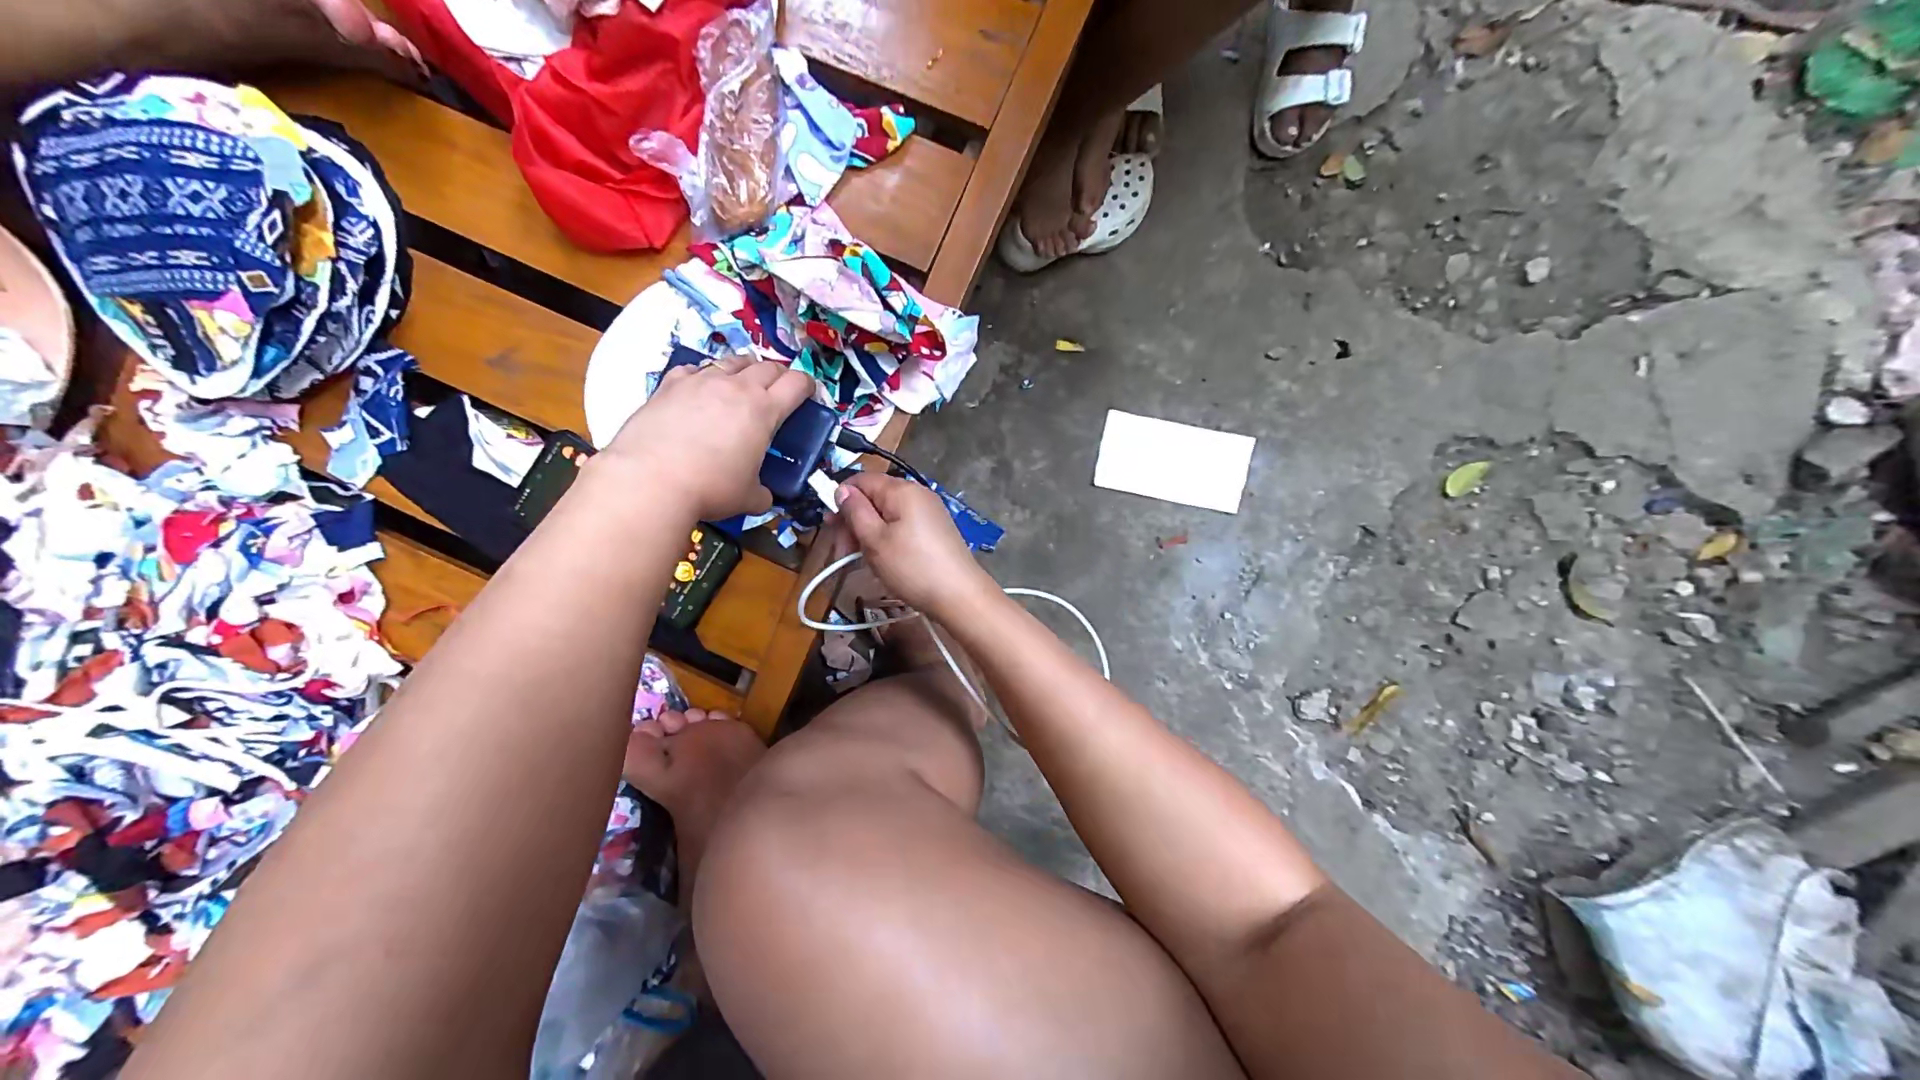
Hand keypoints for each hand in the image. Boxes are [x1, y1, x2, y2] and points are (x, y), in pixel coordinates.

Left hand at [603, 355, 814, 520]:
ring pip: (731, 360)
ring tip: (743, 382)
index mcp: (764, 410)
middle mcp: (735, 387)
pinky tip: (700, 390)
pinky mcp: (670, 384)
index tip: (808, 393)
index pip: (797, 383)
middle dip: (779, 375)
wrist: (650, 479)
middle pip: (767, 366)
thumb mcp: (749, 497)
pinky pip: (695, 369)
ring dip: (745, 368)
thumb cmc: (710, 488)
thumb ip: (762, 491)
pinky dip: (704, 376)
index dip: (808, 386)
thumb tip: (762, 496)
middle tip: (779, 390)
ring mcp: (700, 381)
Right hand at [833, 472, 996, 619]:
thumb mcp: (875, 540)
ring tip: (862, 562)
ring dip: (868, 534)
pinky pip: (902, 526)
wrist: (959, 596)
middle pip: (874, 498)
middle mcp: (917, 494)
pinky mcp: (935, 530)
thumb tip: (842, 490)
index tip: (830, 528)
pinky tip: (884, 561)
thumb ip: (855, 511)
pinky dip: (887, 540)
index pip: (861, 480)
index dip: (841, 500)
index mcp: (902, 490)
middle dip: (853, 522)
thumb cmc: (912, 567)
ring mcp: (929, 512)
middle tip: (843, 553)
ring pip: (887, 515)